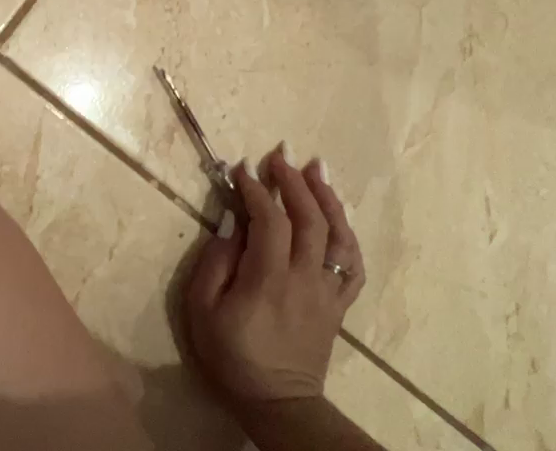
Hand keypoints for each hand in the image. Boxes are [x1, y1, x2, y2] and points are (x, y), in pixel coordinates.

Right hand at [186, 144, 364, 410]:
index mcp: (268, 278)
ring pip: (339, 238)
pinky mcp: (337, 305)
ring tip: (315, 170)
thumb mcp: (202, 306)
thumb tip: (231, 223)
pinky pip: (353, 264)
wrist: (276, 401)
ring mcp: (327, 292)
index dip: (256, 189)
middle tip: (279, 154)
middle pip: (310, 221)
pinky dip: (346, 234)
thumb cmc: (229, 351)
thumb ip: (217, 261)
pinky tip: (336, 216)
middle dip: (295, 182)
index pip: (269, 220)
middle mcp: (305, 279)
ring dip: (328, 200)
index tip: (239, 167)